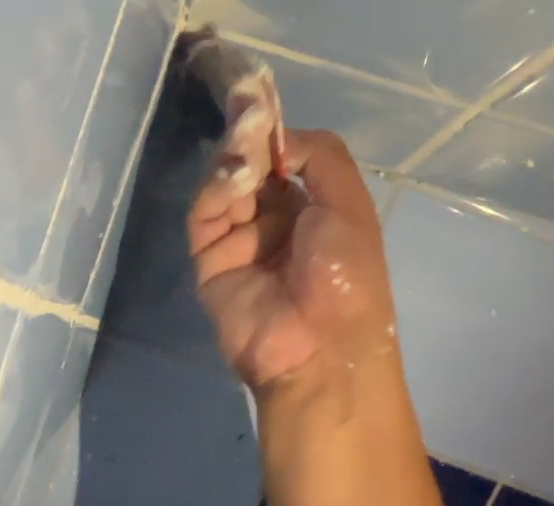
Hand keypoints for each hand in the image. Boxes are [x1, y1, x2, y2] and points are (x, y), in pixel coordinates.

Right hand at [187, 130, 397, 390]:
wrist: (319, 349)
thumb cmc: (346, 275)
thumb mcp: (349, 203)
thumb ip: (319, 155)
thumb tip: (277, 137)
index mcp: (315, 213)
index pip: (284, 162)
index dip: (273, 135)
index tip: (262, 107)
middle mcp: (276, 227)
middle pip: (250, 172)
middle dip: (249, 144)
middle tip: (247, 120)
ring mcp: (241, 246)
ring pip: (224, 190)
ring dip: (232, 165)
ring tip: (243, 156)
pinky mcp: (210, 266)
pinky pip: (204, 219)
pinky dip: (213, 193)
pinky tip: (232, 182)